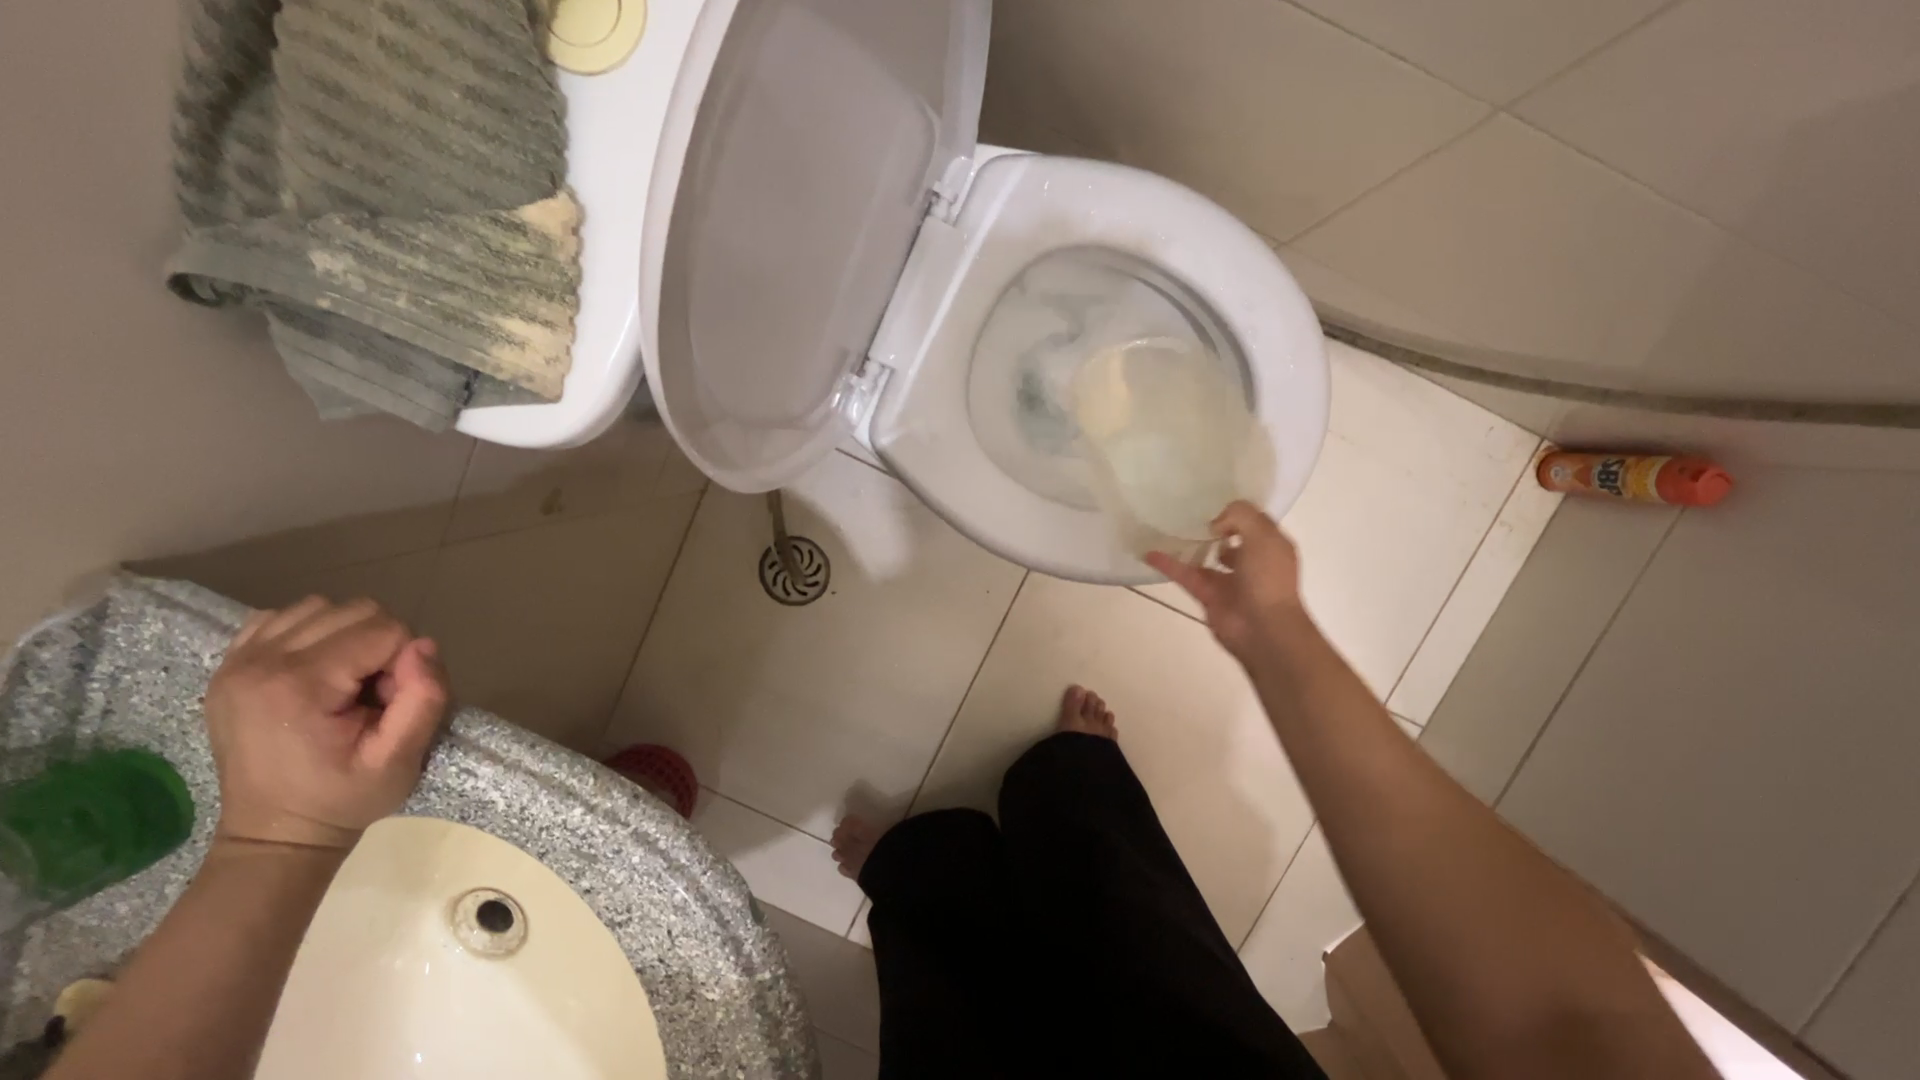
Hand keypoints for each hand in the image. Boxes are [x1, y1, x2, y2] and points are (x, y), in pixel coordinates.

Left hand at [203, 597, 449, 849]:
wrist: (274, 832)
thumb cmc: (342, 799)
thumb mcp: (400, 759)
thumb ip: (424, 697)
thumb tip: (424, 645)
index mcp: (298, 684)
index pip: (384, 629)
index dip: (403, 663)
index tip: (389, 705)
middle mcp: (259, 661)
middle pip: (355, 610)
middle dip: (380, 645)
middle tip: (372, 695)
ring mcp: (236, 660)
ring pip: (320, 607)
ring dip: (348, 635)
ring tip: (345, 682)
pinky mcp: (228, 664)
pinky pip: (281, 617)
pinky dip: (311, 632)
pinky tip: (317, 670)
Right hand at [1146, 501, 1306, 661]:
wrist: (1263, 628)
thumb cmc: (1268, 578)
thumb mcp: (1263, 535)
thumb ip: (1239, 516)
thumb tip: (1215, 525)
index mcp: (1271, 547)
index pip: (1255, 523)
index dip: (1238, 513)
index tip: (1216, 504)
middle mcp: (1251, 562)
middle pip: (1230, 540)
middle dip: (1214, 529)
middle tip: (1191, 515)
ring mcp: (1229, 581)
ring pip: (1205, 558)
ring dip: (1189, 547)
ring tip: (1168, 530)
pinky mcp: (1208, 596)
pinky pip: (1185, 575)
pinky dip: (1168, 565)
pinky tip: (1150, 553)